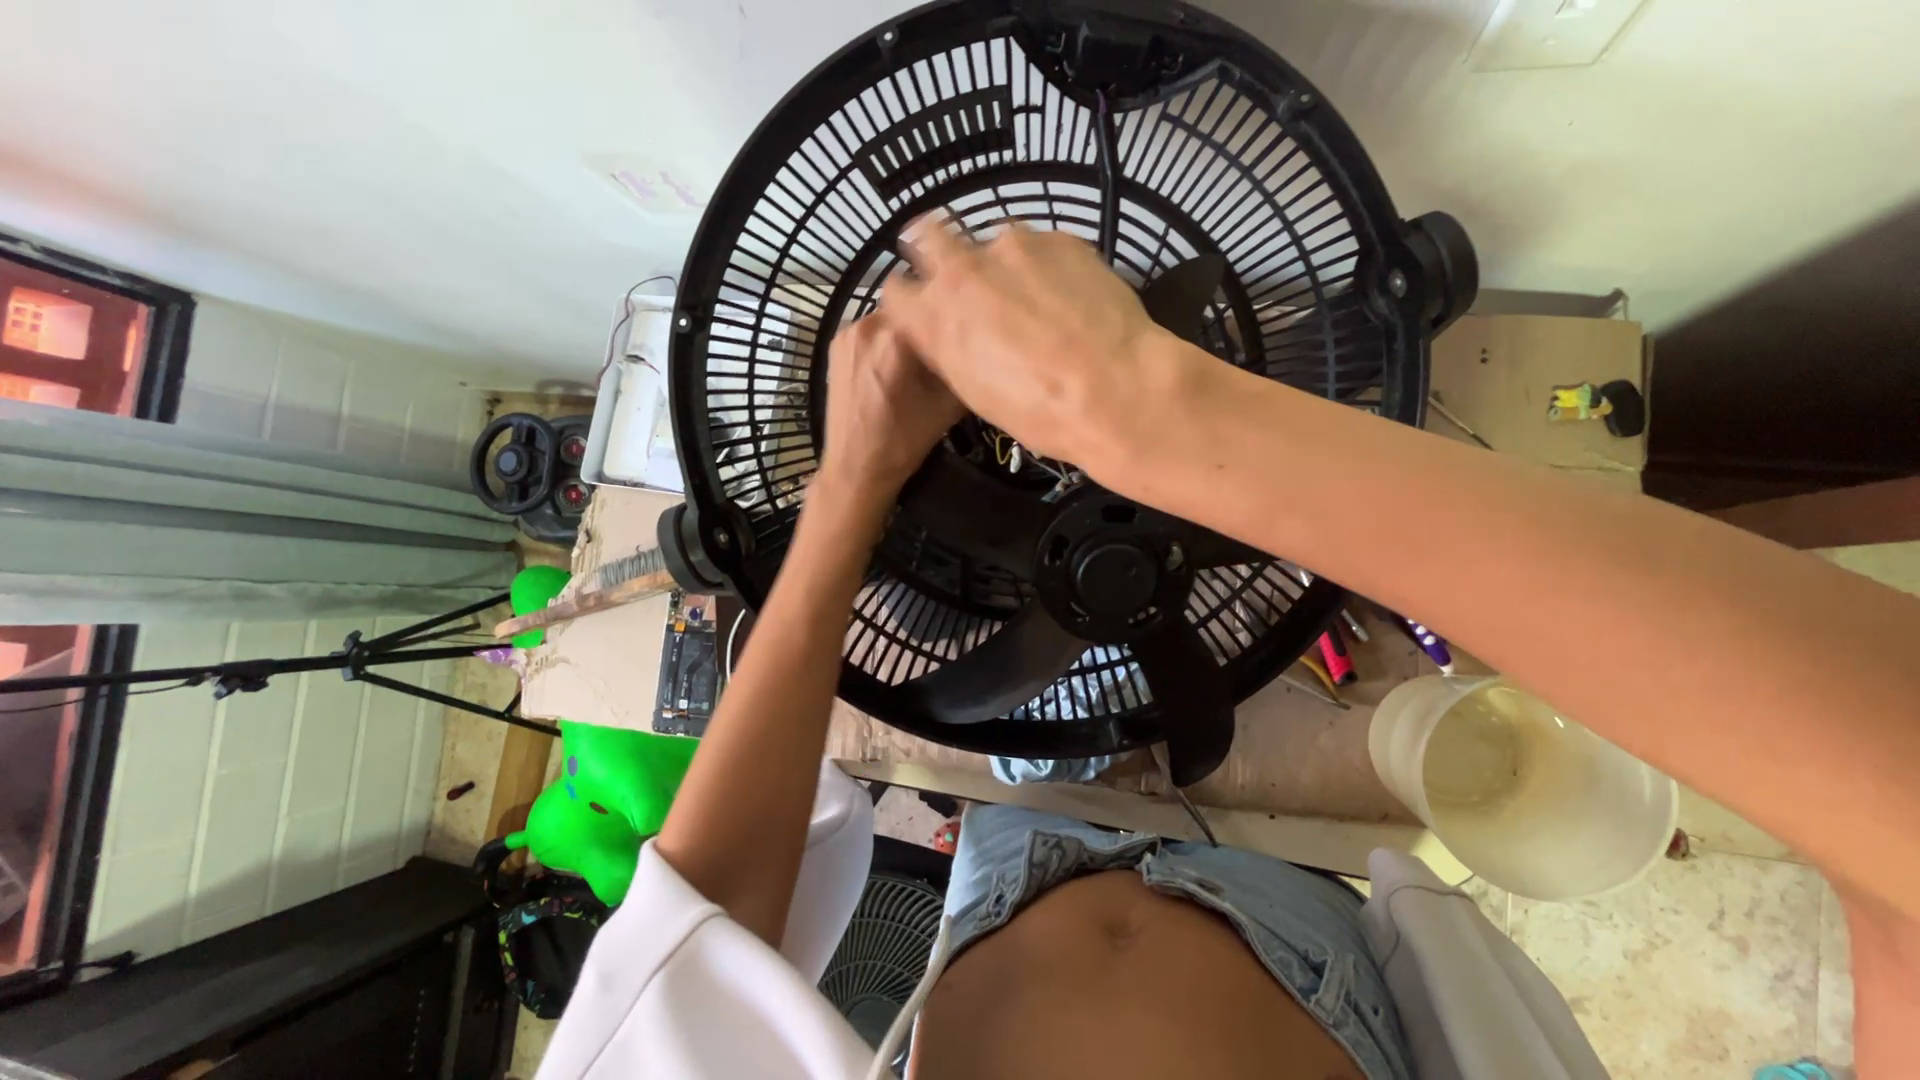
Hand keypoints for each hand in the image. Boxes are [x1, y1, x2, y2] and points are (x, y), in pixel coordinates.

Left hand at [816, 311, 963, 506]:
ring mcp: (847, 334)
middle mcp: (868, 326)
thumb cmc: (903, 441)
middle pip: (911, 313)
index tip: (959, 343)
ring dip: (904, 337)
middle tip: (939, 357)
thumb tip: (979, 346)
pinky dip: (884, 345)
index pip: (935, 310)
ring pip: (889, 322)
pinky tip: (893, 371)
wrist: (855, 468)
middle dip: (926, 330)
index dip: (950, 325)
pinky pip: (870, 334)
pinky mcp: (835, 346)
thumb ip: (963, 368)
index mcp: (896, 338)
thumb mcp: (948, 407)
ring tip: (916, 366)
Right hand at [880, 214, 1193, 465]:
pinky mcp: (1057, 238)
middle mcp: (963, 271)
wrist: (1113, 388)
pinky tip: (1067, 292)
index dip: (909, 294)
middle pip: (928, 234)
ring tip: (1031, 291)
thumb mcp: (977, 392)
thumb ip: (952, 348)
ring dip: (1001, 259)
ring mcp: (1012, 248)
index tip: (921, 299)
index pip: (896, 290)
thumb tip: (953, 333)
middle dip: (936, 246)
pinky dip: (1045, 263)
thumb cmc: (1041, 411)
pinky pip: (1040, 244)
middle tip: (961, 270)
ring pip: (991, 239)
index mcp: (936, 318)